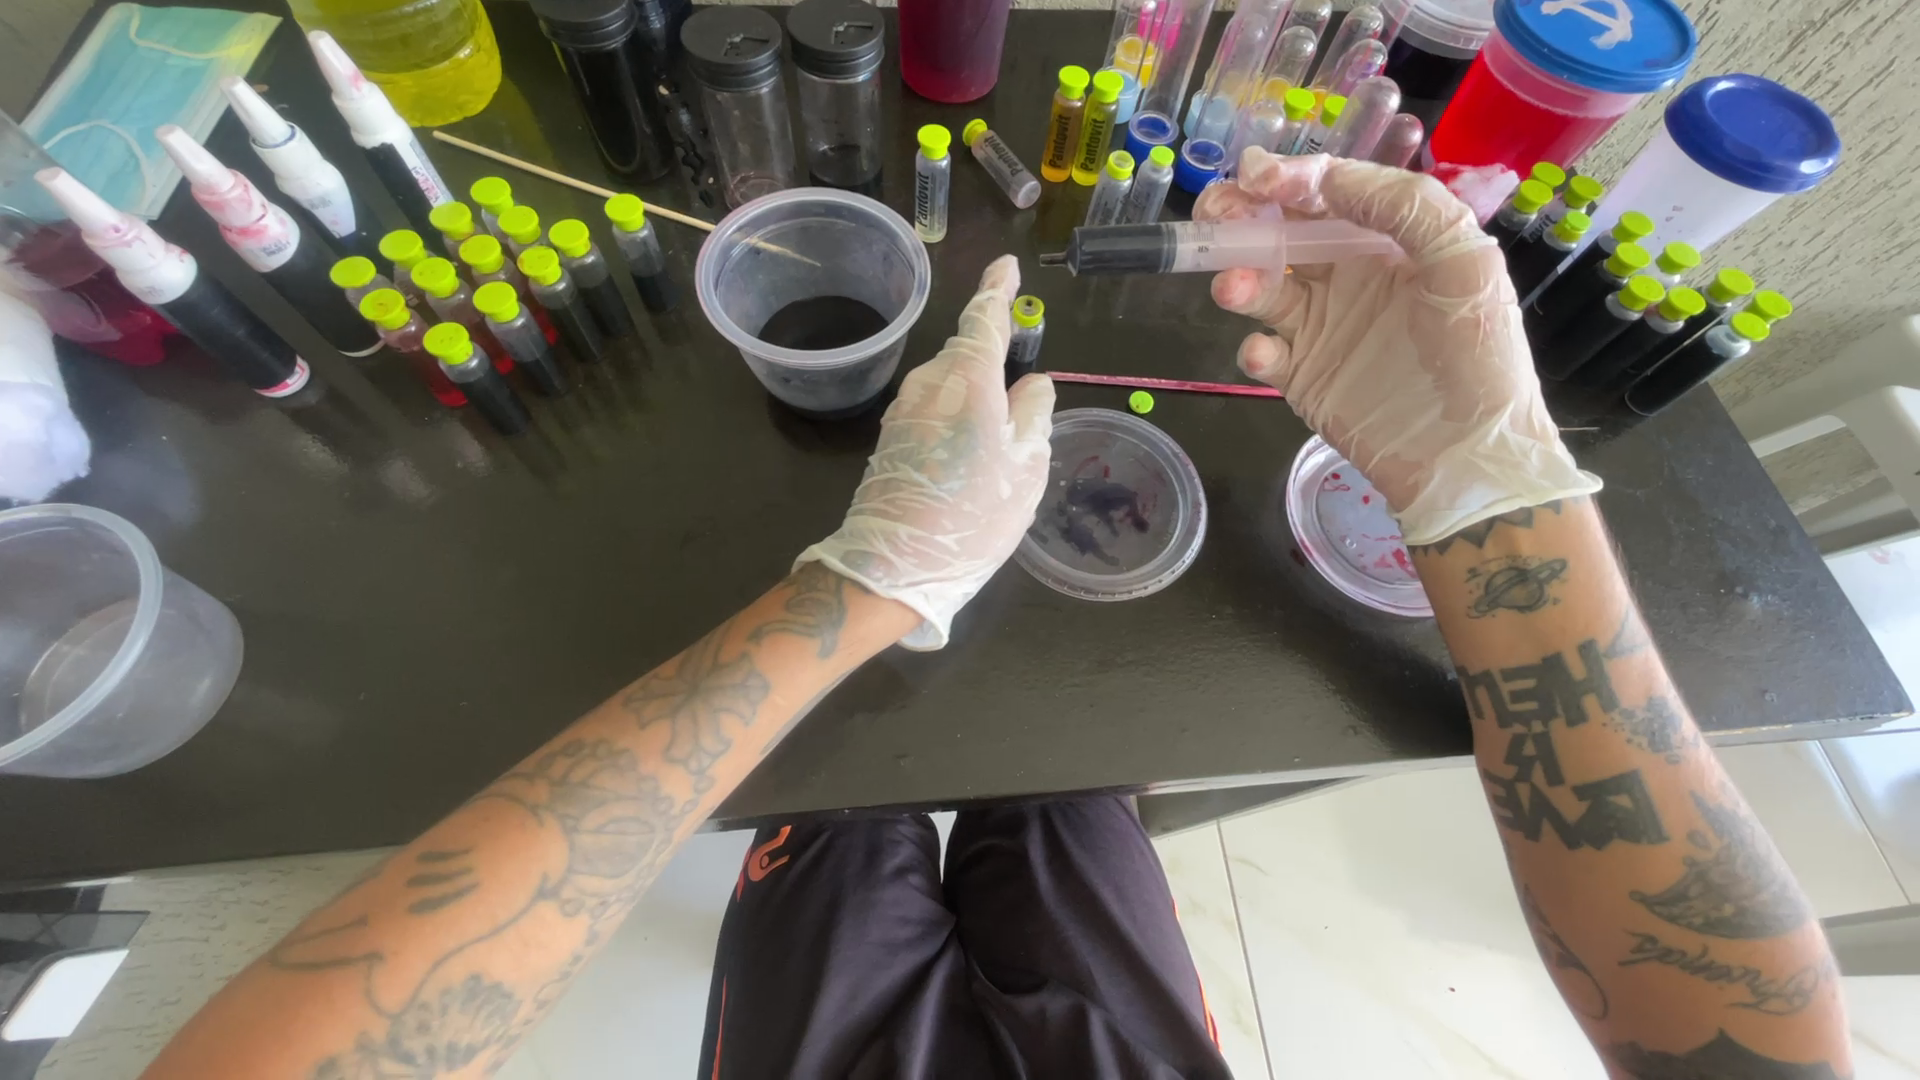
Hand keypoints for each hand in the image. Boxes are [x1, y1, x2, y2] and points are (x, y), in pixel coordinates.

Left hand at [796, 255, 1054, 649]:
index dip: (998, 290)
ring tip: (994, 435)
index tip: (1006, 266)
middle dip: (991, 356)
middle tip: (1018, 393)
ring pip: (947, 381)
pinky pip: (930, 408)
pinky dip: (953, 413)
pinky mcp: (889, 437)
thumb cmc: (972, 517)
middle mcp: (929, 384)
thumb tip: (1033, 383)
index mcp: (968, 381)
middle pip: (965, 353)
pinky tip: (964, 452)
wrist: (893, 566)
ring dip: (972, 391)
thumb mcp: (1026, 469)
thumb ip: (1034, 415)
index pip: (984, 319)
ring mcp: (903, 410)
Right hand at [1195, 151, 1599, 545]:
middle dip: (1242, 220)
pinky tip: (1262, 353)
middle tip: (1212, 218)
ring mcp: (1318, 327)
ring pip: (1262, 289)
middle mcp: (1347, 277)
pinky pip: (1261, 352)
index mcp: (1388, 242)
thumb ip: (1403, 207)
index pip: (1328, 196)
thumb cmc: (1477, 354)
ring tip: (1233, 289)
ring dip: (1240, 281)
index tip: (1252, 178)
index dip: (1290, 179)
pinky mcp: (1298, 375)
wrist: (1464, 455)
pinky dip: (1252, 349)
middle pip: (1281, 235)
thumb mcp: (1462, 261)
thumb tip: (1326, 179)